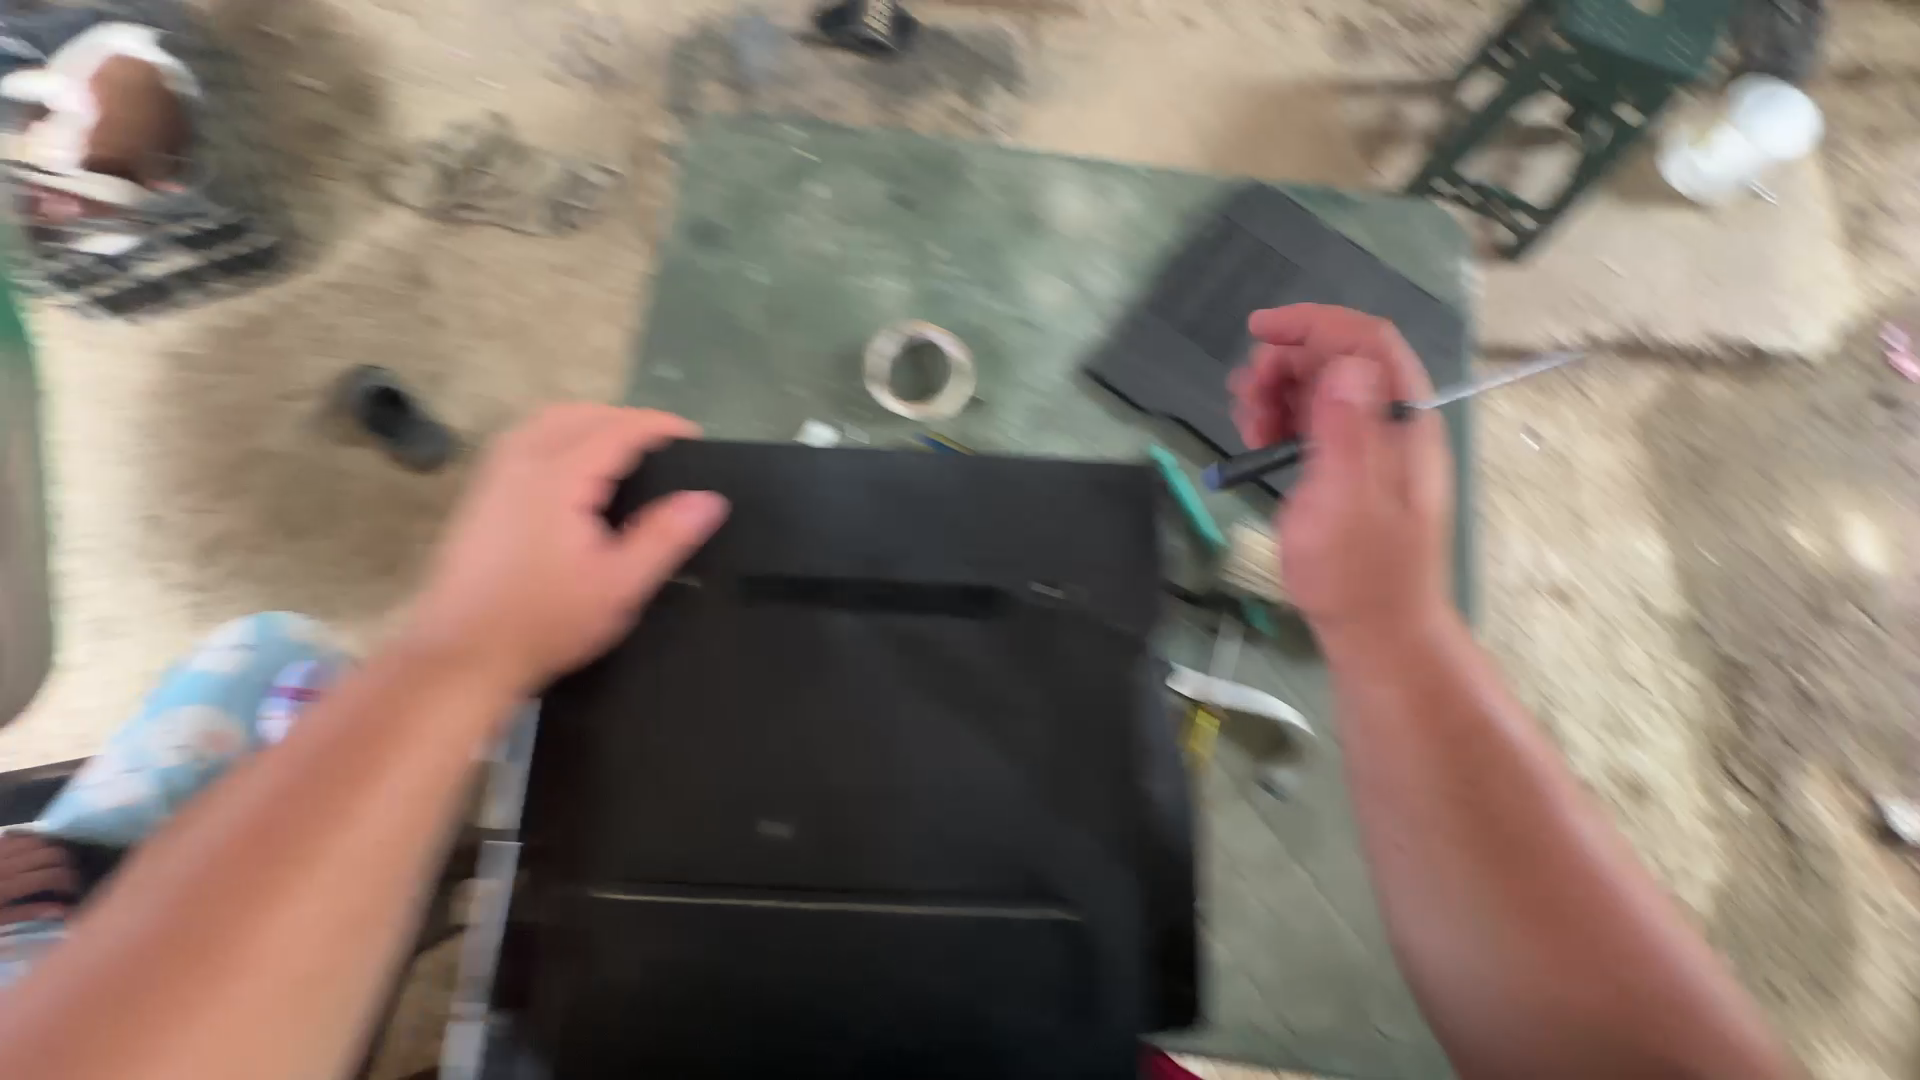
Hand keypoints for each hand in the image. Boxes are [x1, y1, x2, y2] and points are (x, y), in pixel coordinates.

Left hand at [0, 833, 77, 924]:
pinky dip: (34, 841)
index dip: (71, 882)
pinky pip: (18, 837)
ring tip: (56, 864)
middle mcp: (2, 866)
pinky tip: (35, 852)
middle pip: (52, 854)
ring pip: (40, 841)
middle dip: (68, 864)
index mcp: (3, 888)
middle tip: (69, 877)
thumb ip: (25, 914)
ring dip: (54, 850)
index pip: (53, 876)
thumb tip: (64, 909)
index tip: (76, 891)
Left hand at [400, 405, 728, 694]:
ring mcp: (495, 476)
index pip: (618, 430)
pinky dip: (561, 436)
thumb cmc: (547, 620)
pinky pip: (525, 440)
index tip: (694, 435)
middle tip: (664, 445)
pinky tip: (575, 468)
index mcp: (558, 477)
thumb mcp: (621, 584)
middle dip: (627, 419)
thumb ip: (667, 536)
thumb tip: (709, 499)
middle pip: (580, 414)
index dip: (660, 426)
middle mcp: (522, 462)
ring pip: (547, 422)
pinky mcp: (480, 495)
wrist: (462, 654)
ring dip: (591, 422)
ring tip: (625, 449)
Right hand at [1229, 304, 1454, 645]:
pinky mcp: (1345, 469)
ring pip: (1319, 389)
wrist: (1375, 629)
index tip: (1258, 331)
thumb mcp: (1346, 505)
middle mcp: (1389, 423)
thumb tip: (1345, 364)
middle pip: (1338, 360)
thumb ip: (1347, 432)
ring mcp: (1368, 446)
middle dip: (1285, 365)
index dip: (1314, 324)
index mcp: (1402, 422)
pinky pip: (1310, 422)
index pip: (1366, 342)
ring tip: (1247, 426)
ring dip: (1276, 394)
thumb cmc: (1358, 575)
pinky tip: (1257, 441)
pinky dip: (1278, 421)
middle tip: (1245, 401)